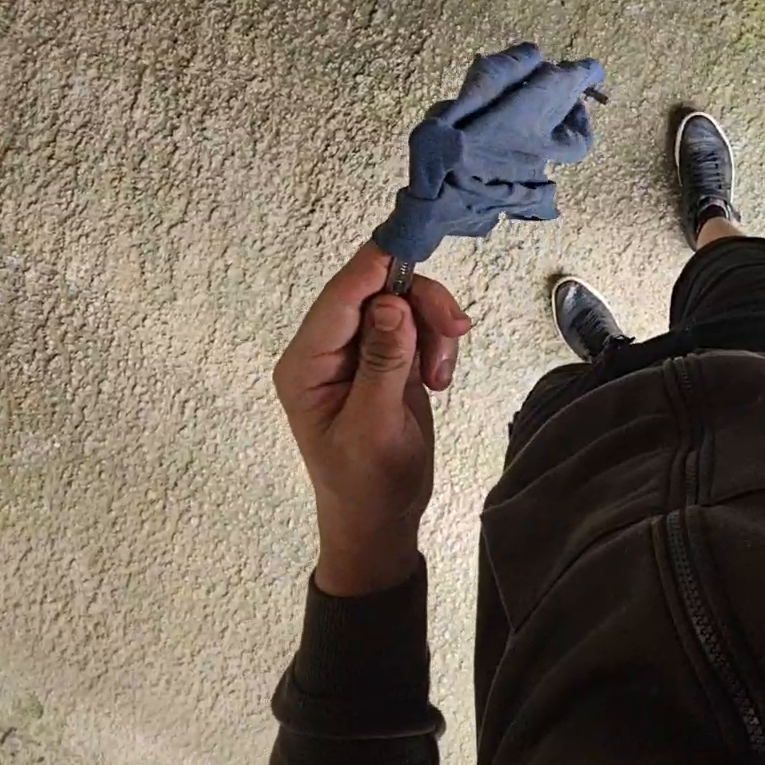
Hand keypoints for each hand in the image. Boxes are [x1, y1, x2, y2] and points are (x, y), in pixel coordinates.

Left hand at [273, 244, 471, 595]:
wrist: (381, 520)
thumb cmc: (369, 483)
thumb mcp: (376, 425)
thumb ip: (383, 361)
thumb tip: (391, 302)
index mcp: (308, 363)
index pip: (341, 296)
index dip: (377, 266)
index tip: (417, 244)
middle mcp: (329, 350)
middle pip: (377, 292)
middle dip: (420, 305)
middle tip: (457, 330)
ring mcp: (359, 353)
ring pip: (402, 306)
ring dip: (433, 329)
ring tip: (443, 375)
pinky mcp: (387, 360)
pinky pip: (415, 327)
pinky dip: (436, 343)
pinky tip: (440, 377)